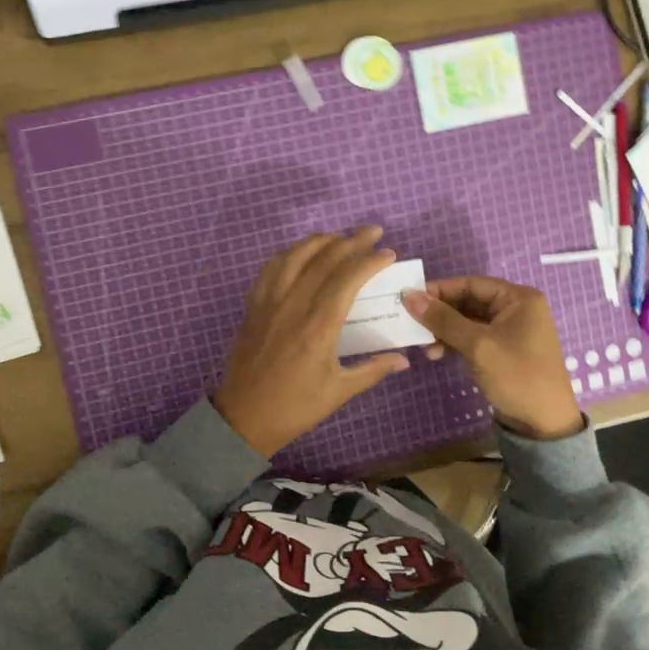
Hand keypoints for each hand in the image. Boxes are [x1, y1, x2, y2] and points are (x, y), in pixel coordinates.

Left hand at [213, 228, 410, 456]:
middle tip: (373, 232)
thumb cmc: (295, 408)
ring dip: (320, 240)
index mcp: (319, 326)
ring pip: (294, 256)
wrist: (243, 417)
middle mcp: (293, 305)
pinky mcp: (253, 306)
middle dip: (351, 240)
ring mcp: (269, 302)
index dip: (370, 260)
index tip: (388, 253)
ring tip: (339, 236)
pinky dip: (289, 253)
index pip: (348, 278)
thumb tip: (405, 360)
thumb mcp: (339, 392)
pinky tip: (300, 253)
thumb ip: (373, 370)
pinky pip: (271, 268)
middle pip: (324, 259)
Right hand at [402, 277, 582, 439]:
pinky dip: (454, 343)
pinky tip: (437, 354)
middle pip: (469, 301)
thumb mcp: (478, 345)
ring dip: (445, 331)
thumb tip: (408, 295)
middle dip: (440, 314)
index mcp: (519, 298)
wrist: (543, 423)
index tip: (410, 299)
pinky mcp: (502, 350)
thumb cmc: (516, 376)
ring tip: (424, 346)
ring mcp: (510, 331)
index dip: (440, 290)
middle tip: (412, 325)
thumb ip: (443, 319)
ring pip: (468, 321)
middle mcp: (516, 309)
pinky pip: (473, 338)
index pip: (472, 284)